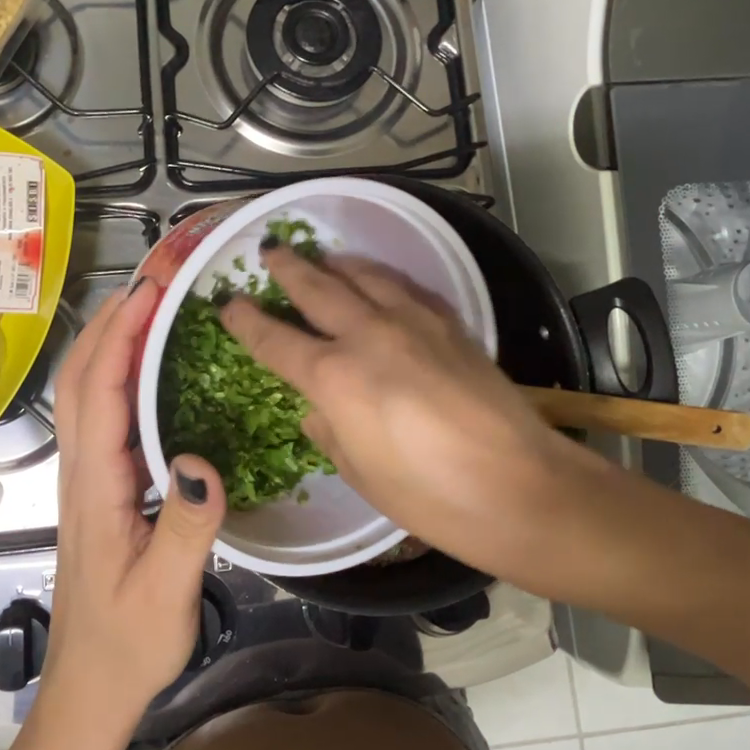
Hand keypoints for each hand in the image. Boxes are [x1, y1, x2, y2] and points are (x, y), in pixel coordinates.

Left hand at [40, 279, 226, 725]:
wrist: (89, 686)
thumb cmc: (126, 644)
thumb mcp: (164, 592)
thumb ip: (185, 528)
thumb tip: (203, 458)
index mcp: (95, 486)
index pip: (99, 392)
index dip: (121, 335)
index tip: (150, 289)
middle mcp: (81, 470)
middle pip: (81, 377)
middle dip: (111, 320)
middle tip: (154, 279)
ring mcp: (84, 477)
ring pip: (84, 391)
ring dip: (110, 340)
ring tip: (150, 305)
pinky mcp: (97, 486)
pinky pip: (100, 412)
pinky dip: (117, 372)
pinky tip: (149, 368)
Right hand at [220, 246, 600, 579]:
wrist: (520, 488)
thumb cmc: (430, 497)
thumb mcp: (360, 473)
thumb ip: (330, 431)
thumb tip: (317, 408)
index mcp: (335, 377)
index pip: (275, 339)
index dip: (246, 320)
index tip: (229, 305)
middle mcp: (369, 335)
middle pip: (317, 288)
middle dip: (288, 268)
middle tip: (270, 252)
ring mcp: (414, 323)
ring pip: (365, 275)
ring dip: (337, 263)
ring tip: (323, 258)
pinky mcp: (452, 324)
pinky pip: (407, 287)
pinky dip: (384, 278)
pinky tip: (382, 282)